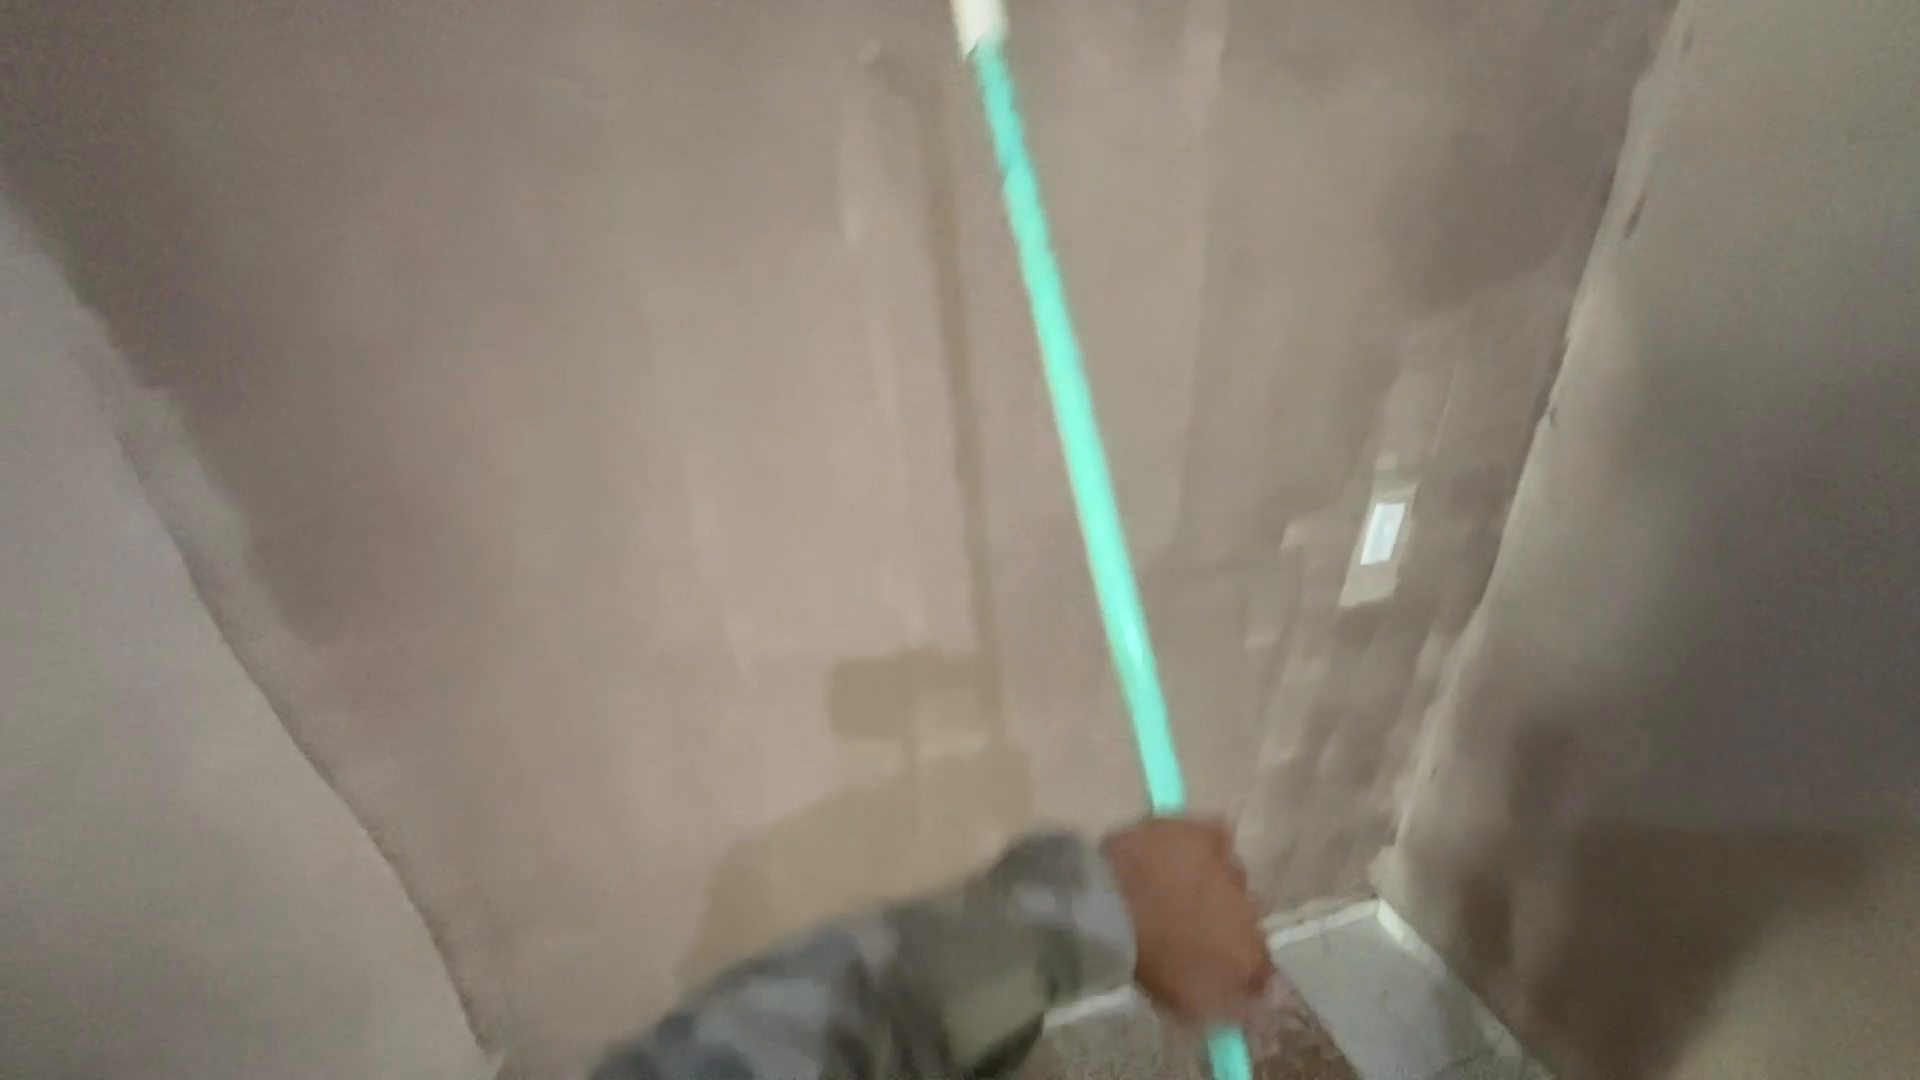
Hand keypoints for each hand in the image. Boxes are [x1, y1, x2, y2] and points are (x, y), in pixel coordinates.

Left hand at [1100, 816, 1272, 1023]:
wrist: (1111, 903)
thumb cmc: (1145, 959)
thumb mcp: (1188, 1003)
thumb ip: (1229, 1003)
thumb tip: (1258, 997)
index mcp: (1248, 957)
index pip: (1261, 964)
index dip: (1237, 960)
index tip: (1212, 955)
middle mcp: (1250, 911)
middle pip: (1246, 915)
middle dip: (1222, 916)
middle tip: (1187, 915)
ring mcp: (1229, 868)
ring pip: (1232, 874)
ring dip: (1212, 879)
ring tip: (1176, 878)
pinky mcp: (1206, 832)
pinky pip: (1218, 836)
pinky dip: (1203, 844)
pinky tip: (1180, 849)